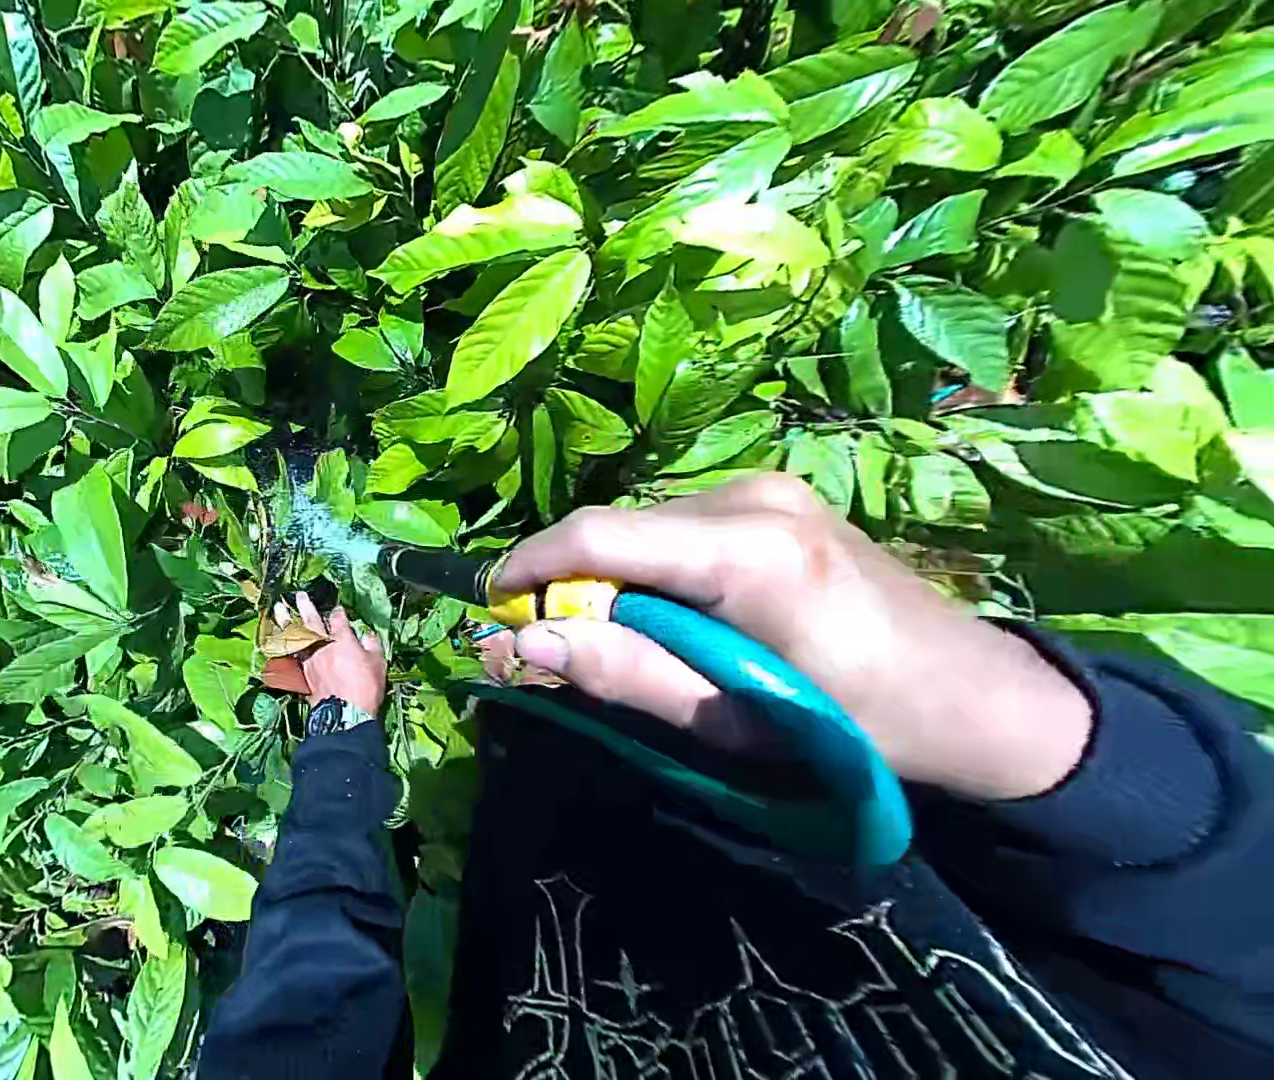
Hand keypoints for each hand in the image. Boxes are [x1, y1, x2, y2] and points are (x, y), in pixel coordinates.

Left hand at [283, 592, 386, 715]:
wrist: (344, 714)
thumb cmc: (365, 688)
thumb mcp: (378, 663)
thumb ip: (372, 646)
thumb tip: (367, 635)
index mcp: (342, 639)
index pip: (338, 619)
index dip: (338, 613)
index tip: (338, 611)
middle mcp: (322, 646)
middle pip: (311, 621)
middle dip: (305, 606)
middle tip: (299, 595)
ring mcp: (309, 659)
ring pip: (294, 636)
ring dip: (286, 621)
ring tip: (278, 609)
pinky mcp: (301, 674)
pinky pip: (289, 656)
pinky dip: (282, 646)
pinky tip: (276, 641)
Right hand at [492, 475, 1091, 800]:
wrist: (985, 698)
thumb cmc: (857, 727)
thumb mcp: (727, 720)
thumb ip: (621, 673)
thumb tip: (525, 643)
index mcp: (749, 553)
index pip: (597, 536)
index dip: (527, 565)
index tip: (491, 604)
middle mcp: (748, 496)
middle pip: (610, 529)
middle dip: (563, 581)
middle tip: (547, 639)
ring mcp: (761, 487)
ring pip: (634, 526)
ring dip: (604, 576)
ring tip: (619, 633)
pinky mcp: (765, 494)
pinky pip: (666, 526)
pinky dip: (640, 566)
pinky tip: (668, 608)